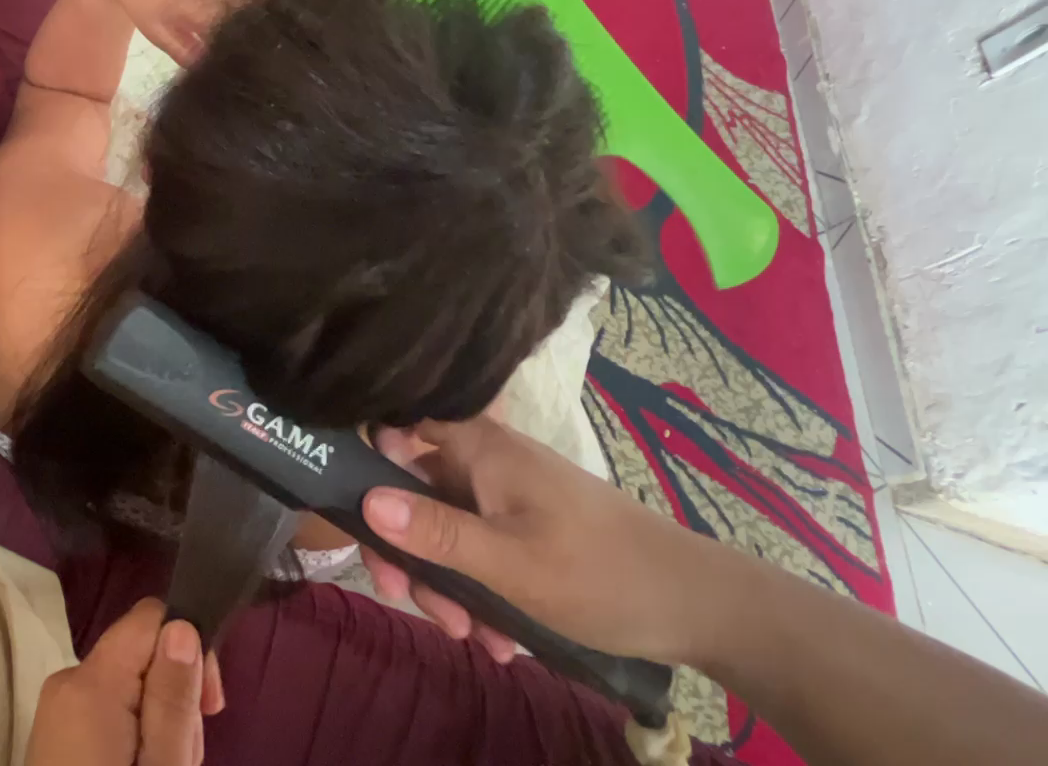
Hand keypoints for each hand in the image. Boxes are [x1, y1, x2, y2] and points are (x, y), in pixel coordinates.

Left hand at [25, 598, 224, 765]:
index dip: (189, 645)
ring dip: (160, 722)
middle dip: (176, 697)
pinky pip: (111, 709)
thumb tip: (183, 624)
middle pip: (143, 654)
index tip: (211, 705)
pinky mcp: (59, 731)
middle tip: (183, 759)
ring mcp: (59, 707)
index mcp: (90, 682)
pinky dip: (136, 735)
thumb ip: (171, 699)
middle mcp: (68, 680)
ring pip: (131, 685)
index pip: (149, 617)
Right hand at [359, 416, 732, 666]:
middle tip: (410, 602)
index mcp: (479, 447)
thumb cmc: (600, 573)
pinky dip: (478, 590)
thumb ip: (435, 532)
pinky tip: (500, 637)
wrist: (701, 609)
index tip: (360, 514)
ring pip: (444, 529)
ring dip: (447, 585)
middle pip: (413, 491)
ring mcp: (505, 495)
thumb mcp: (509, 562)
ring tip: (474, 637)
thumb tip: (365, 501)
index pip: (399, 424)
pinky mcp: (523, 526)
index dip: (368, 459)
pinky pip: (478, 550)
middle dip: (410, 552)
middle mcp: (486, 461)